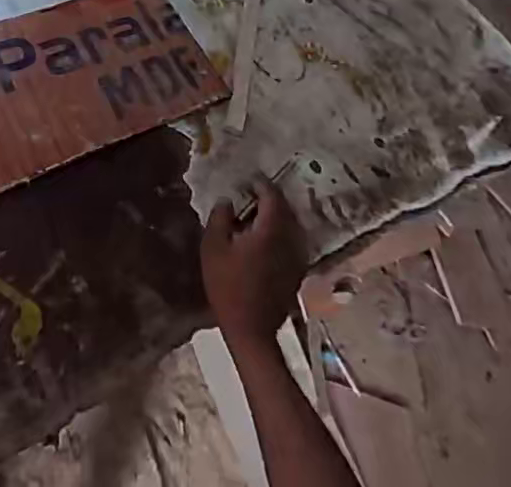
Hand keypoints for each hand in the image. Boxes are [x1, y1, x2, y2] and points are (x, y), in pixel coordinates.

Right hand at [202, 180, 306, 343]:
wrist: (251, 329)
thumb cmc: (228, 286)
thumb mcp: (213, 247)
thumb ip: (220, 217)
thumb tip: (228, 200)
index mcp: (272, 229)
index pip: (272, 195)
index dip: (260, 184)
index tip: (248, 179)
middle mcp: (291, 238)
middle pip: (284, 208)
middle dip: (268, 198)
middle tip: (249, 195)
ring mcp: (297, 256)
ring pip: (290, 224)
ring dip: (274, 216)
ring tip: (253, 217)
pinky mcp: (297, 270)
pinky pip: (291, 240)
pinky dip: (279, 233)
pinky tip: (262, 239)